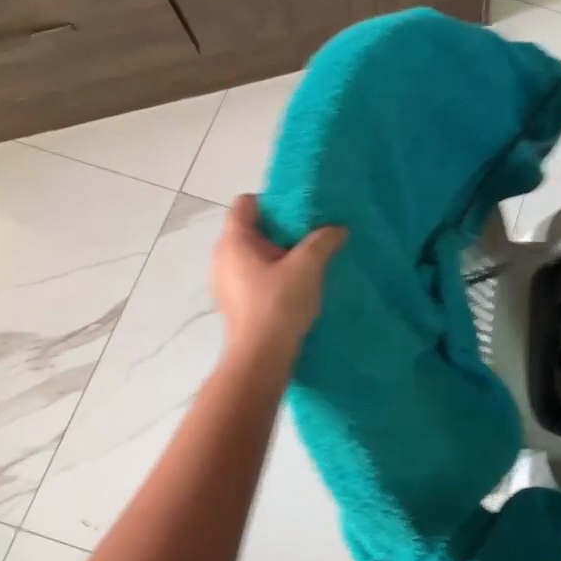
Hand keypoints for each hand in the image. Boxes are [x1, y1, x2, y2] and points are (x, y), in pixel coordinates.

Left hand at [212, 195, 345, 359]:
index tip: (301, 215)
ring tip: (306, 264)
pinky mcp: (234, 301)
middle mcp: (222, 256)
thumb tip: (338, 229)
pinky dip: (272, 274)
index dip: (274, 202)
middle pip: (251, 227)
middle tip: (310, 237)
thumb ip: (324, 240)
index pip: (246, 202)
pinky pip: (253, 275)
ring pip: (253, 253)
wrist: (261, 358)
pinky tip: (295, 287)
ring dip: (278, 254)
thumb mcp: (308, 267)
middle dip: (281, 229)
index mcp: (234, 240)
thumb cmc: (279, 305)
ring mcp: (225, 280)